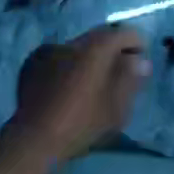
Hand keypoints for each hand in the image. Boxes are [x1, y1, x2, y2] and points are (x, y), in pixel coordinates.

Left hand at [5, 24, 150, 165]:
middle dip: (113, 48)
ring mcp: (51, 49)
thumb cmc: (82, 123)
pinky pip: (59, 56)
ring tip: (93, 79)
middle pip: (101, 36)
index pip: (124, 32)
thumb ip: (130, 79)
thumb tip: (141, 61)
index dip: (136, 44)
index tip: (140, 62)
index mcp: (97, 46)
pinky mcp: (33, 62)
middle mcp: (74, 40)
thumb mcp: (116, 106)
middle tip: (120, 69)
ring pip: (79, 45)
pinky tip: (67, 84)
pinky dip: (69, 64)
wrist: (34, 140)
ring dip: (90, 56)